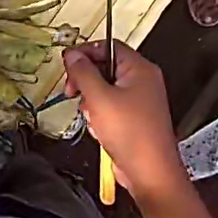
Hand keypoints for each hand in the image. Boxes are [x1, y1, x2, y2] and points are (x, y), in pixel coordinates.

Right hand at [63, 41, 190, 202]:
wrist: (149, 171)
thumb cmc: (133, 135)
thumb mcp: (99, 98)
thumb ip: (83, 73)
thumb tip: (73, 55)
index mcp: (139, 69)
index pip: (108, 46)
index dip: (85, 52)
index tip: (68, 62)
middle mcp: (142, 81)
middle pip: (104, 67)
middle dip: (85, 80)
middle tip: (73, 90)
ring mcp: (138, 100)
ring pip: (104, 89)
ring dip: (90, 101)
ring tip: (91, 115)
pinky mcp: (133, 118)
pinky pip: (109, 107)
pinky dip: (99, 115)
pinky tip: (100, 128)